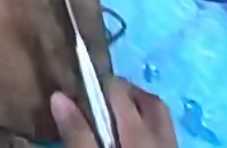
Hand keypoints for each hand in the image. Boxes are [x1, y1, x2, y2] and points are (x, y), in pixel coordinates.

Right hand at [51, 77, 178, 147]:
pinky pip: (167, 139)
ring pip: (163, 122)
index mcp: (139, 133)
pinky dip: (151, 134)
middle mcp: (163, 138)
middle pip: (152, 102)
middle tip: (103, 101)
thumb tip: (58, 95)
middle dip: (129, 94)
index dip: (100, 84)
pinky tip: (133, 143)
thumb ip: (78, 134)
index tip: (82, 89)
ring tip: (117, 123)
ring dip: (142, 114)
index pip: (120, 90)